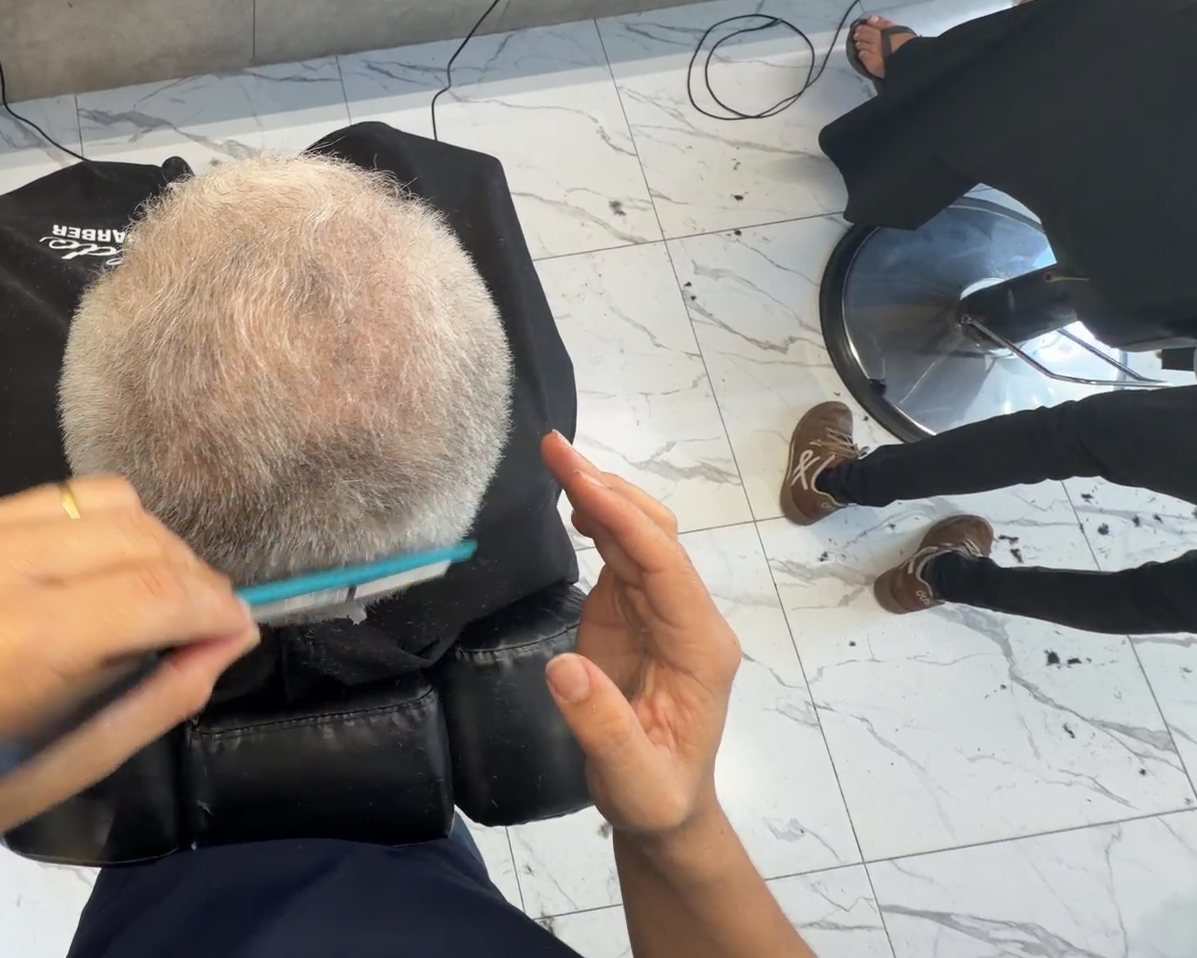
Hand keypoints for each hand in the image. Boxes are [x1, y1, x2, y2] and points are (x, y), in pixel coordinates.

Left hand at [0, 476, 258, 873]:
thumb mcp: (74, 764)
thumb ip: (165, 693)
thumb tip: (232, 637)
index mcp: (19, 644)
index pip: (154, 591)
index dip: (215, 605)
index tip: (239, 626)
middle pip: (142, 536)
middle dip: (192, 576)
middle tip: (201, 623)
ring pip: (114, 502)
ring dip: (154, 547)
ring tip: (152, 599)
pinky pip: (70, 499)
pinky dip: (108, 530)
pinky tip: (101, 576)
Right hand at [540, 432, 741, 841]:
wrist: (665, 805)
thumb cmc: (654, 793)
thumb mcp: (631, 778)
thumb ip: (601, 725)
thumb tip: (563, 666)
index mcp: (698, 645)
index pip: (660, 564)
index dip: (619, 517)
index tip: (576, 477)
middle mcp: (687, 615)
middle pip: (654, 534)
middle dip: (607, 486)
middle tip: (555, 448)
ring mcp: (662, 610)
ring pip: (638, 534)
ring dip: (599, 492)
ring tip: (556, 459)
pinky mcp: (635, 611)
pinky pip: (621, 552)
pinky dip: (596, 518)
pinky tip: (572, 502)